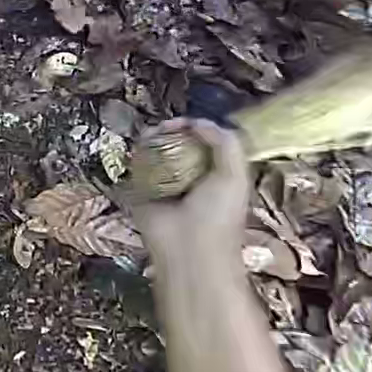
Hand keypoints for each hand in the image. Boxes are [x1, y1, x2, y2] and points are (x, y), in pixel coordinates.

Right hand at [126, 119, 251, 264]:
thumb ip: (224, 141)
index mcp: (214, 173)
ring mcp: (163, 183)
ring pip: (155, 151)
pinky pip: (136, 165)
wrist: (189, 249)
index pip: (204, 142)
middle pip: (178, 143)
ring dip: (153, 139)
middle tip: (167, 126)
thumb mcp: (235, 175)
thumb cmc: (218, 214)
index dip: (198, 128)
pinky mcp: (140, 190)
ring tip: (153, 133)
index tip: (189, 122)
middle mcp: (188, 176)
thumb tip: (195, 121)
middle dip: (173, 131)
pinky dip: (137, 153)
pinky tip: (140, 145)